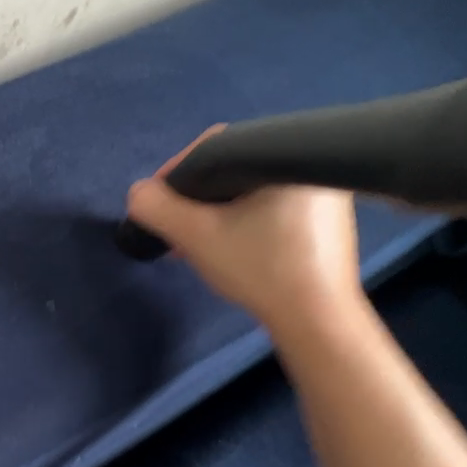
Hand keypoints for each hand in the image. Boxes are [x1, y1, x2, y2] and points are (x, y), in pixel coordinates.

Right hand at [127, 125, 365, 334]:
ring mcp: (325, 199)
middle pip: (233, 173)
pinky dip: (242, 223)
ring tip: (195, 242)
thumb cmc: (260, 268)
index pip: (218, 147)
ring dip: (216, 213)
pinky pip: (270, 211)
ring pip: (250, 195)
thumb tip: (139, 193)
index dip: (179, 171)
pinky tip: (229, 248)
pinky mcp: (326, 226)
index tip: (160, 202)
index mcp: (289, 161)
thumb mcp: (194, 234)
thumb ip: (156, 207)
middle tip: (176, 226)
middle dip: (196, 199)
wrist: (315, 319)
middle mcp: (312, 171)